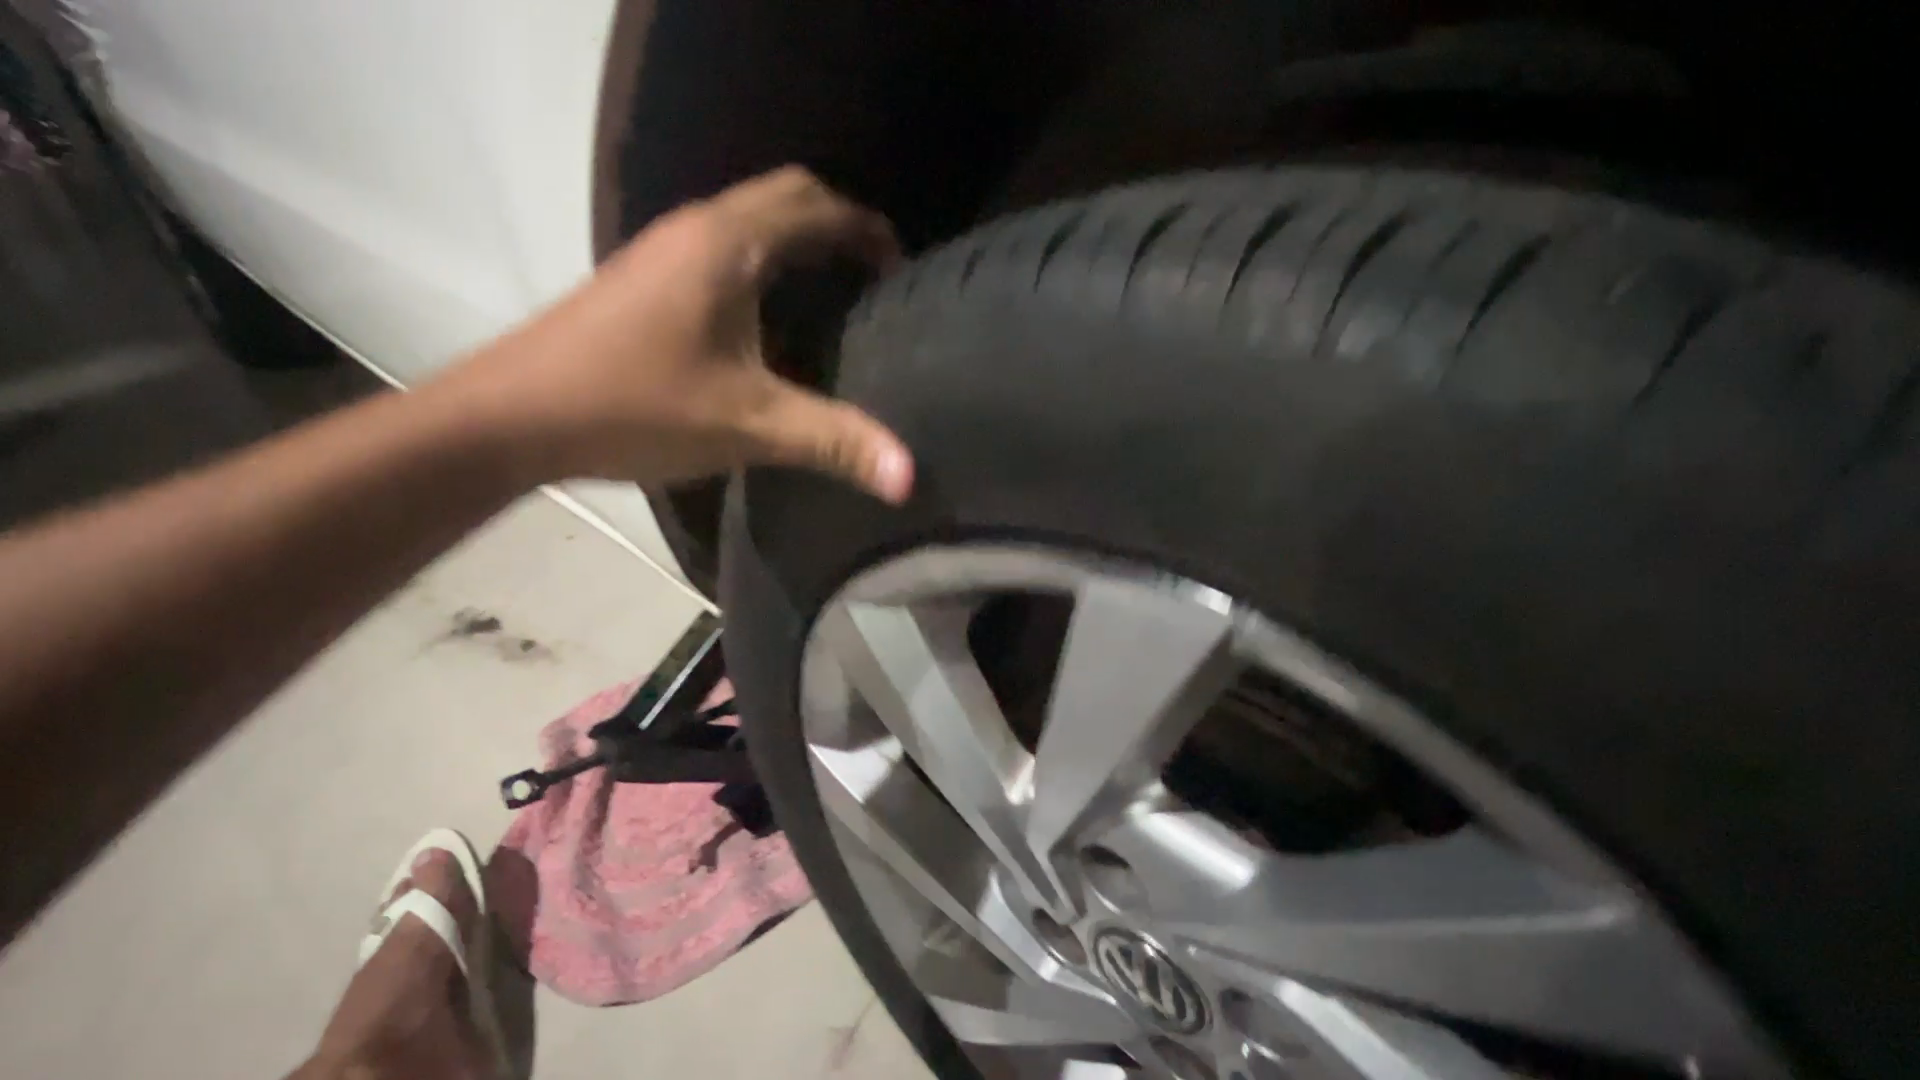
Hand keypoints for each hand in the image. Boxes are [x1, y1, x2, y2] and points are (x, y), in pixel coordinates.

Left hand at [437, 166, 913, 501]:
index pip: (818, 205)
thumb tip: (908, 476)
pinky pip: (719, 246)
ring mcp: (661, 248)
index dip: (867, 228)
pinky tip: (765, 320)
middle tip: (872, 276)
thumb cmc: (636, 405)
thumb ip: (833, 441)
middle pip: (784, 197)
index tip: (901, 268)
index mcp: (729, 244)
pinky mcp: (642, 277)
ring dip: (794, 240)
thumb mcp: (748, 425)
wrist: (514, 415)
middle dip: (835, 224)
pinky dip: (760, 262)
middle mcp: (696, 228)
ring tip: (831, 295)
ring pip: (747, 220)